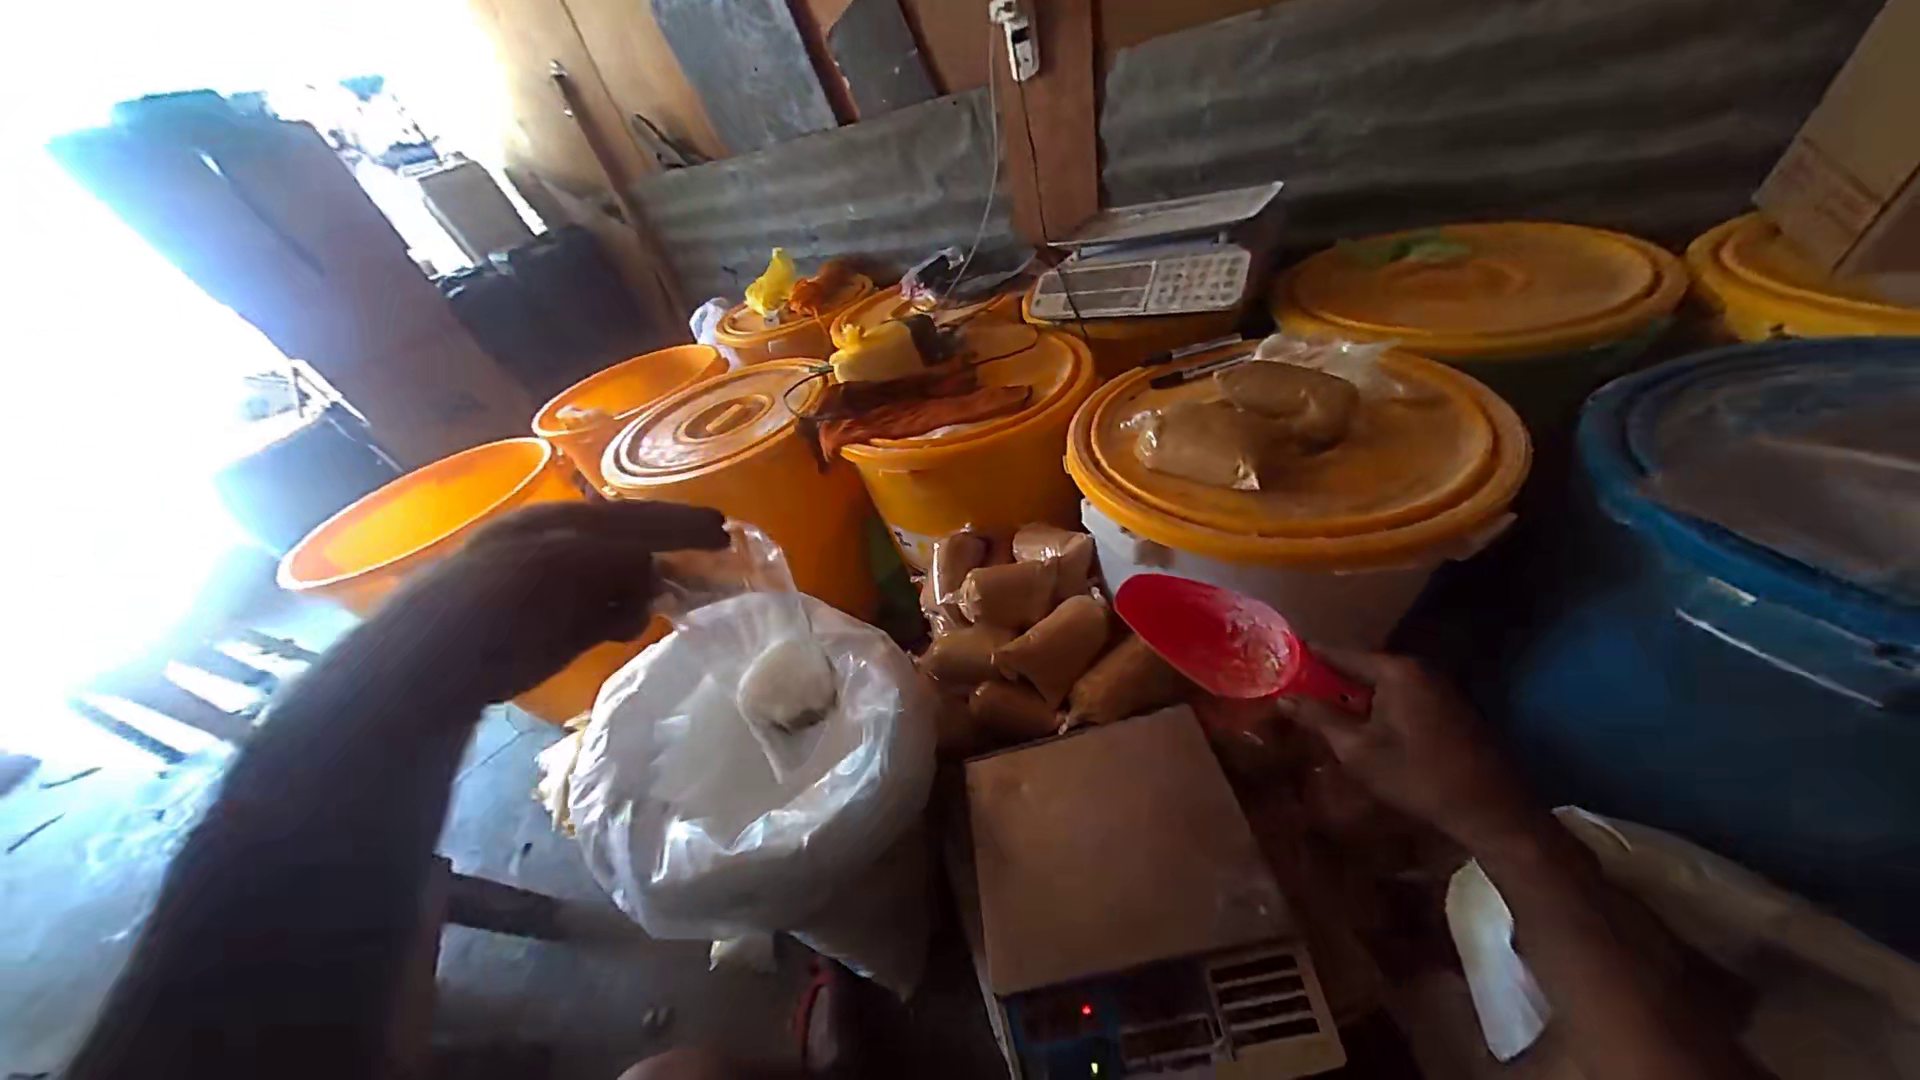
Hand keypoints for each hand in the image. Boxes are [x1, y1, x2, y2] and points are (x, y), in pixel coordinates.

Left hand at [374, 500, 727, 704]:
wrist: (434, 666)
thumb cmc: (499, 603)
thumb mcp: (564, 566)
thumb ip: (617, 561)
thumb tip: (652, 573)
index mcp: (560, 524)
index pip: (634, 516)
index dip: (679, 522)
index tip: (721, 527)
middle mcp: (565, 550)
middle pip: (636, 542)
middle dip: (674, 545)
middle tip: (717, 544)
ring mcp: (565, 589)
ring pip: (629, 579)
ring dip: (653, 585)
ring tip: (678, 593)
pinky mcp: (563, 628)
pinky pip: (614, 614)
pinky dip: (630, 617)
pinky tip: (630, 625)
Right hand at [1278, 650, 1546, 853]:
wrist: (1493, 815)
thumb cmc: (1417, 776)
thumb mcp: (1356, 749)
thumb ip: (1317, 717)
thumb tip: (1282, 698)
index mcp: (1396, 671)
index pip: (1336, 652)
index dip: (1304, 657)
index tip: (1277, 660)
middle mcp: (1418, 670)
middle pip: (1358, 667)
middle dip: (1325, 679)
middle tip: (1292, 689)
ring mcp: (1438, 689)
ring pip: (1379, 684)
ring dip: (1350, 695)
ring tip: (1317, 708)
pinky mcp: (1449, 710)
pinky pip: (1398, 697)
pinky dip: (1374, 706)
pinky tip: (1357, 725)